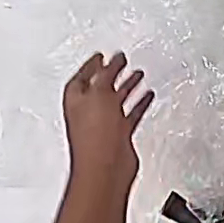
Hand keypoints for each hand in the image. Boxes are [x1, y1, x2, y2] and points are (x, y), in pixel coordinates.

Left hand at [63, 51, 154, 192]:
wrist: (106, 167)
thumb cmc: (94, 137)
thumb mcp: (100, 94)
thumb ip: (107, 75)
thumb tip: (113, 59)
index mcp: (77, 100)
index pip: (83, 76)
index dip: (92, 65)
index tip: (102, 54)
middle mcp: (88, 111)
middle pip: (100, 86)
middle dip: (111, 73)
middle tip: (120, 61)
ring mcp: (104, 124)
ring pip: (116, 99)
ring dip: (127, 86)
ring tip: (138, 74)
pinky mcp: (119, 134)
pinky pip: (130, 113)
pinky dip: (138, 103)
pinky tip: (147, 96)